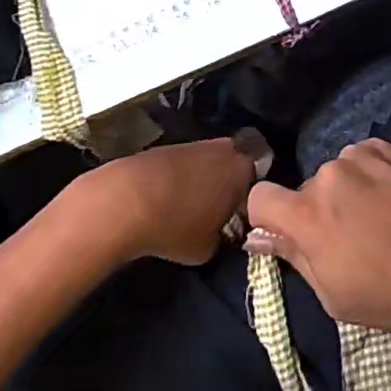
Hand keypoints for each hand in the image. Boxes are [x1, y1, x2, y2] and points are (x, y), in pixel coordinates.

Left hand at [67, 131, 266, 265]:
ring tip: (197, 204)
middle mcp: (228, 148)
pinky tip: (175, 196)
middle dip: (234, 183)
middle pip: (240, 163)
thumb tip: (221, 233)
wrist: (126, 199)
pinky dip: (188, 175)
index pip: (264, 182)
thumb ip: (224, 238)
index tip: (244, 218)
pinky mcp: (174, 144)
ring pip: (215, 160)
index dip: (256, 201)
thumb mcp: (208, 249)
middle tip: (224, 209)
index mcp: (245, 169)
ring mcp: (199, 143)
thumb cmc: (176, 225)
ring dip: (211, 177)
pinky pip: (192, 161)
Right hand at [245, 138, 390, 331]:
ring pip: (336, 175)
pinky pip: (361, 159)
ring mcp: (358, 154)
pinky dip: (369, 176)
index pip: (259, 197)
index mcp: (307, 214)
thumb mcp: (335, 295)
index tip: (286, 236)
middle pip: (305, 190)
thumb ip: (294, 257)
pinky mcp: (385, 145)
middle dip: (317, 212)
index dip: (267, 218)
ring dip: (346, 192)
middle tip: (350, 240)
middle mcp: (327, 174)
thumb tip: (261, 236)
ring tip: (380, 218)